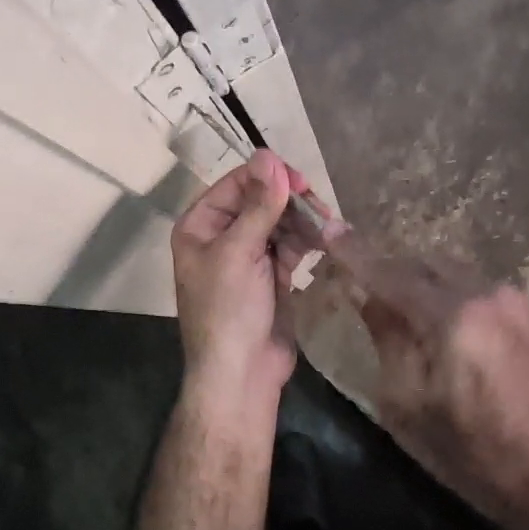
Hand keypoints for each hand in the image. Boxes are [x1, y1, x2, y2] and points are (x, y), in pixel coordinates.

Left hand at [171, 150, 312, 397]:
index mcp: (199, 226)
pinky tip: (327, 242)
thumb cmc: (228, 311)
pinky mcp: (271, 276)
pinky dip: (307, 242)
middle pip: (261, 201)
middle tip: (321, 209)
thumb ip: (258, 205)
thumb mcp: (239, 253)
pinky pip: (290, 247)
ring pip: (280, 223)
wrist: (241, 374)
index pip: (236, 185)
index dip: (268, 178)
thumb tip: (268, 154)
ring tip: (329, 229)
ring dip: (304, 223)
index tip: (302, 183)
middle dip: (291, 203)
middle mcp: (221, 237)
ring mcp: (247, 257)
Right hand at [359, 276, 528, 520]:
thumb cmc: (472, 448)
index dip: (354, 253)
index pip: (389, 274)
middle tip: (362, 286)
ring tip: (402, 310)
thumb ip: (386, 338)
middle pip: (423, 263)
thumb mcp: (410, 402)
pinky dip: (451, 295)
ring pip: (452, 273)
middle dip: (390, 270)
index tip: (329, 228)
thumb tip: (364, 295)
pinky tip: (444, 326)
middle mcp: (485, 293)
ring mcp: (514, 300)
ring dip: (422, 283)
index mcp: (451, 316)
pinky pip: (477, 288)